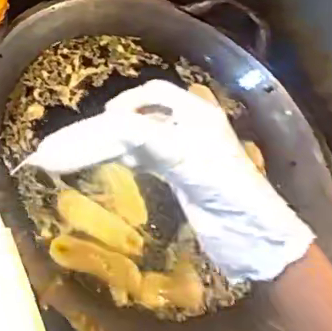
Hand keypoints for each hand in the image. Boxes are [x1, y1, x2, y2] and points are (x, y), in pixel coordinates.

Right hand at [20, 79, 312, 281]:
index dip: (127, 100)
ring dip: (112, 143)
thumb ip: (145, 136)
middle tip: (77, 138)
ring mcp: (185, 153)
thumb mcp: (184, 158)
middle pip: (141, 116)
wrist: (254, 238)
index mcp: (197, 113)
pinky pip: (145, 159)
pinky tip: (107, 161)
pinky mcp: (181, 177)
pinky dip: (124, 157)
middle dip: (109, 126)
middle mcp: (189, 127)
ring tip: (80, 151)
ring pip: (139, 139)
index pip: (154, 92)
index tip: (104, 118)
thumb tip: (107, 121)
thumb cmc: (225, 189)